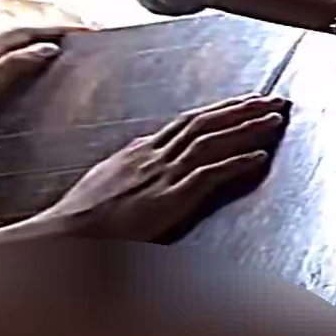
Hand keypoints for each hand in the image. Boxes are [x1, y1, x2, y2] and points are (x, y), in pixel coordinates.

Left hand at [0, 27, 82, 133]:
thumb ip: (17, 64)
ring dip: (35, 50)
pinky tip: (27, 75)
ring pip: (8, 52)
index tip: (88, 31)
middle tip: (79, 42)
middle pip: (17, 40)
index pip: (26, 34)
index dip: (58, 31)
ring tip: (60, 56)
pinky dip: (22, 64)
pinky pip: (1, 66)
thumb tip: (51, 47)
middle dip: (49, 37)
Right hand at [33, 95, 287, 240]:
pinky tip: (260, 156)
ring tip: (275, 119)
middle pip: (205, 123)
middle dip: (243, 108)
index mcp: (141, 151)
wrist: (60, 237)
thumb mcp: (110, 176)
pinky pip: (209, 174)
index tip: (250, 99)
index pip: (190, 120)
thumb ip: (135, 159)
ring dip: (247, 128)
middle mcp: (154, 156)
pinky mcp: (169, 197)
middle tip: (275, 99)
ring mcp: (162, 175)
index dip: (223, 108)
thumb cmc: (85, 213)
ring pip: (211, 142)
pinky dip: (236, 162)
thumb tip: (150, 143)